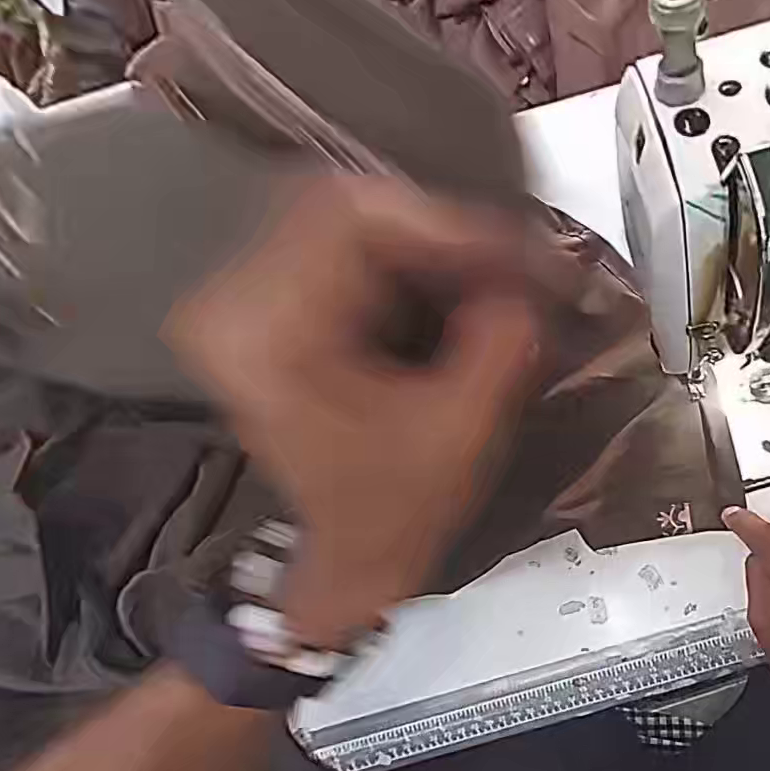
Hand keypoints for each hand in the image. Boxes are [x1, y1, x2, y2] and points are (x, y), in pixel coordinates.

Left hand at [167, 176, 542, 645]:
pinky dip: (415, 269)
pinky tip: (459, 295)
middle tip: (515, 266)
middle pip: (349, 211)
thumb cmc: (397, 514)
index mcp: (264, 331)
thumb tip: (532, 281)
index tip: (523, 256)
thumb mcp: (461, 432)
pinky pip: (350, 258)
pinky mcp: (277, 312)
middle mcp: (237, 302)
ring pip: (353, 228)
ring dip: (434, 251)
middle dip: (446, 236)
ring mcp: (250, 303)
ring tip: (497, 281)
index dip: (451, 226)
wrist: (354, 559)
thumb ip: (503, 344)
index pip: (354, 221)